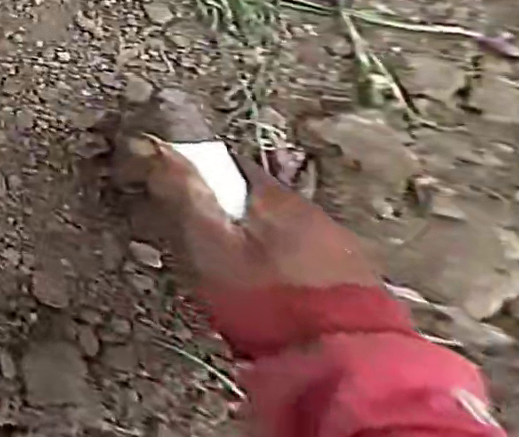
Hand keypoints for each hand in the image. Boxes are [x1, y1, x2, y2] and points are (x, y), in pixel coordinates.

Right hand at [134, 137, 381, 298]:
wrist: (347, 371)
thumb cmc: (265, 299)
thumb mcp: (208, 243)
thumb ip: (182, 192)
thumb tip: (156, 146)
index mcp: (275, 196)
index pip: (224, 163)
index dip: (195, 177)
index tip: (174, 197)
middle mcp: (314, 213)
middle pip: (254, 200)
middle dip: (228, 216)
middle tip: (203, 245)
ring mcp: (344, 250)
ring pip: (282, 232)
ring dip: (258, 245)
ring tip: (237, 277)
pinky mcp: (362, 286)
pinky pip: (308, 262)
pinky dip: (286, 270)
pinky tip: (274, 295)